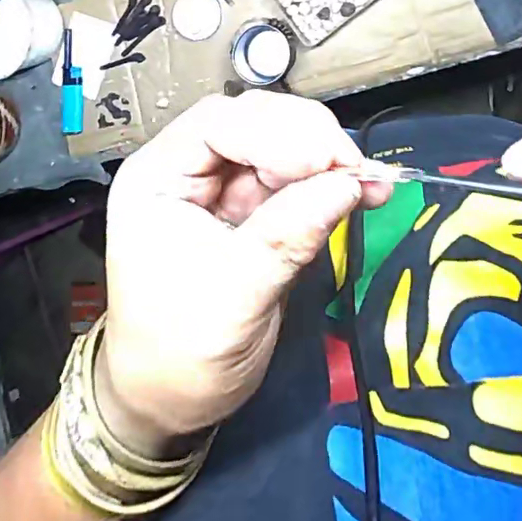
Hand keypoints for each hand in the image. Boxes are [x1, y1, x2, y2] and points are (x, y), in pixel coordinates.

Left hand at [95, 91, 389, 456]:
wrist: (168, 398)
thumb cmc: (178, 353)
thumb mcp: (232, 298)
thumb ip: (287, 236)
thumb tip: (349, 183)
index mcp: (155, 178)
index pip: (216, 125)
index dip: (275, 132)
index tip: (329, 160)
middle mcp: (183, 170)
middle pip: (248, 122)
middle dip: (304, 138)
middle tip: (352, 167)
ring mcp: (217, 188)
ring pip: (275, 144)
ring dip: (323, 157)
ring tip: (366, 179)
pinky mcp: (248, 208)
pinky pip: (291, 178)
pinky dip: (326, 181)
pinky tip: (360, 189)